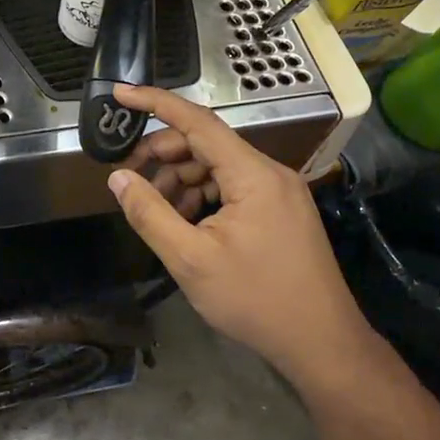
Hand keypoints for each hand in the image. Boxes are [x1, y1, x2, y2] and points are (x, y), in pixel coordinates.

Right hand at [107, 84, 375, 386]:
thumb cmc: (257, 300)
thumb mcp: (190, 260)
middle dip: (161, 155)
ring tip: (156, 211)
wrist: (323, 346)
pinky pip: (231, 186)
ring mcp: (278, 192)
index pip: (197, 121)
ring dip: (179, 179)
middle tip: (128, 179)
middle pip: (204, 143)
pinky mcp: (280, 211)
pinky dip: (201, 195)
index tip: (119, 93)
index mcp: (252, 174)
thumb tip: (117, 178)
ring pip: (215, 166)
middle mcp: (269, 172)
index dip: (155, 103)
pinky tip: (184, 222)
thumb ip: (150, 213)